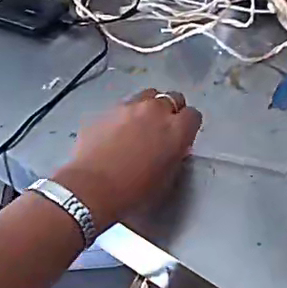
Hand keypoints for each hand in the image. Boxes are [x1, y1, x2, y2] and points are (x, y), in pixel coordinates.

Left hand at [52, 88, 201, 226]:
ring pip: (146, 96)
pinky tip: (116, 133)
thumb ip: (175, 155)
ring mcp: (129, 107)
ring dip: (148, 108)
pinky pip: (122, 107)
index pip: (193, 115)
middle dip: (170, 111)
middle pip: (172, 98)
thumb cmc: (134, 191)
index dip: (188, 126)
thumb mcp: (167, 178)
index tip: (182, 136)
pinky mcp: (106, 110)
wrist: (93, 188)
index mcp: (177, 130)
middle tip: (162, 129)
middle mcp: (156, 111)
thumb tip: (174, 148)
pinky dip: (124, 116)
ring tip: (139, 126)